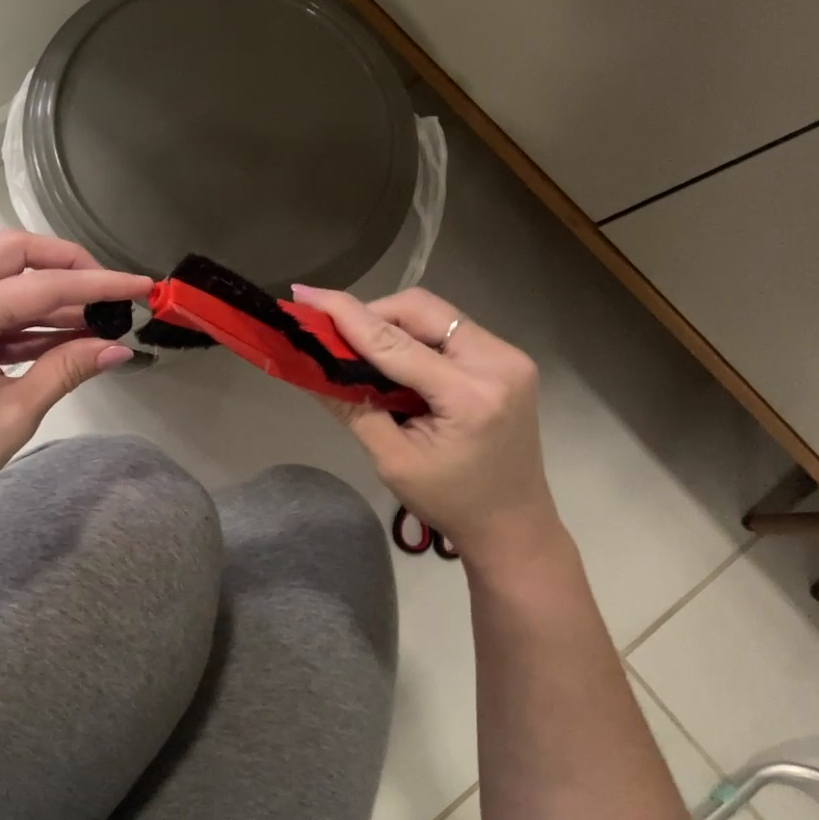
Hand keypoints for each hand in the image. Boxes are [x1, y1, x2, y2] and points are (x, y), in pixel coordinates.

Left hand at [0, 230, 150, 528]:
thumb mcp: (16, 411)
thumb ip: (68, 368)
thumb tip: (120, 347)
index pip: (41, 285)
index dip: (97, 284)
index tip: (140, 286)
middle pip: (13, 253)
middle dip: (66, 264)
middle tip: (109, 290)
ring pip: (0, 275)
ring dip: (47, 292)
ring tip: (98, 318)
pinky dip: (24, 314)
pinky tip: (66, 333)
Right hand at [291, 285, 559, 562]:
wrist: (514, 524)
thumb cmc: (450, 501)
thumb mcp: (391, 460)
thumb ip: (352, 407)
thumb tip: (306, 366)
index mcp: (471, 394)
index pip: (393, 341)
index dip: (345, 314)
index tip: (305, 295)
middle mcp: (498, 362)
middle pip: (420, 308)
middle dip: (370, 314)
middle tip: (334, 337)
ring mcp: (508, 357)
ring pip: (434, 313)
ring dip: (391, 324)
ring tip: (360, 353)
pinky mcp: (506, 360)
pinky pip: (448, 328)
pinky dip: (412, 335)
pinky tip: (393, 361)